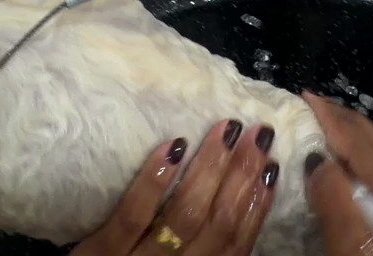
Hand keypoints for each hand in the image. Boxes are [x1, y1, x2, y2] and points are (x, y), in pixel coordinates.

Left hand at [73, 120, 279, 255]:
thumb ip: (201, 245)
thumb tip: (241, 198)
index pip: (237, 248)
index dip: (257, 207)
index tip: (273, 165)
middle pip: (216, 226)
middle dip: (242, 176)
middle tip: (258, 133)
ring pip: (182, 216)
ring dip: (209, 168)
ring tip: (226, 129)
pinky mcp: (99, 255)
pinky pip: (132, 216)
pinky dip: (156, 181)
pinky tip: (173, 146)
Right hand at [303, 94, 372, 255]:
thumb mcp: (353, 248)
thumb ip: (336, 201)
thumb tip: (318, 160)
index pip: (360, 138)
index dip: (331, 117)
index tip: (304, 97)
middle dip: (347, 122)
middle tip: (317, 107)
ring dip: (362, 142)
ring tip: (336, 136)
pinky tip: (368, 180)